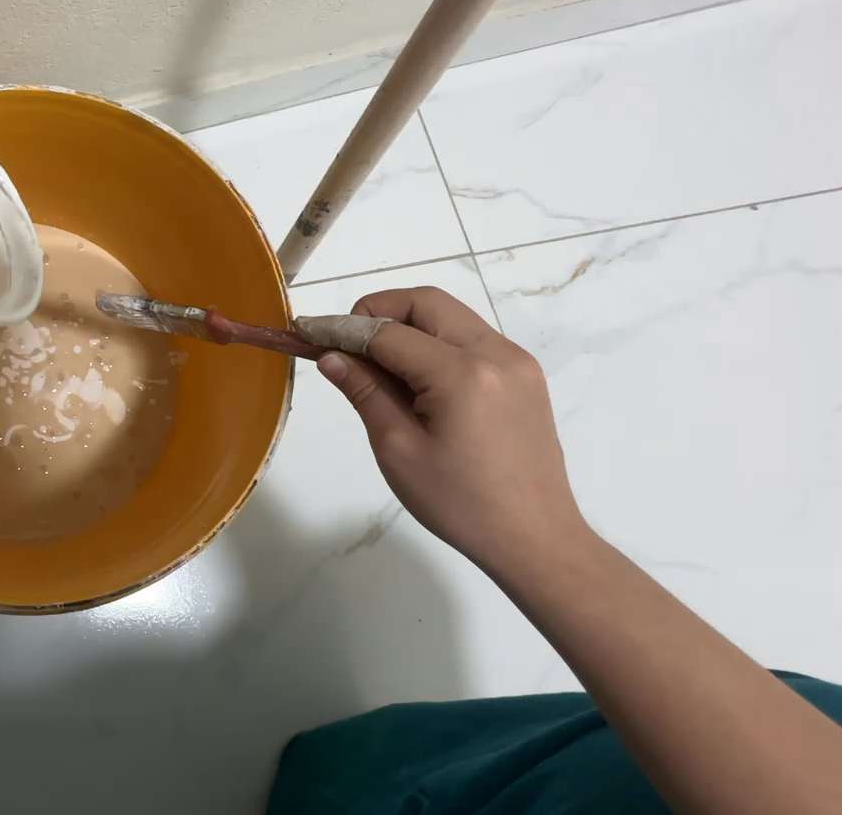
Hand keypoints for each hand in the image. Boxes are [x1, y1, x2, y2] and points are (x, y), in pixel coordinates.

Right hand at [314, 286, 589, 574]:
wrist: (535, 540)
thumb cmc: (458, 502)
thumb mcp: (396, 448)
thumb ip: (364, 391)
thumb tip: (329, 355)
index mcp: (462, 375)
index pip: (387, 331)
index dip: (341, 329)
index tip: (305, 333)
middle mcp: (496, 354)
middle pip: (424, 302)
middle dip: (375, 312)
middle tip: (343, 345)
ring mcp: (515, 362)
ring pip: (447, 315)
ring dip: (403, 325)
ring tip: (373, 365)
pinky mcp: (522, 375)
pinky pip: (467, 337)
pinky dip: (430, 341)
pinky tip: (410, 378)